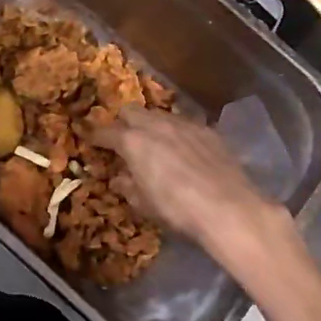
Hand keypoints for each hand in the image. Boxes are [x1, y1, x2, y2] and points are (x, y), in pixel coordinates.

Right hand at [95, 107, 300, 269]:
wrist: (229, 209)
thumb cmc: (177, 210)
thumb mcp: (144, 204)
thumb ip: (128, 186)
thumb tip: (120, 178)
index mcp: (133, 142)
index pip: (105, 132)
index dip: (96, 136)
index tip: (92, 141)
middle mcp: (156, 125)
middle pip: (131, 111)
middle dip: (123, 122)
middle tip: (124, 139)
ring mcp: (184, 124)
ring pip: (159, 114)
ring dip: (151, 124)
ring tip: (155, 142)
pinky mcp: (208, 131)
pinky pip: (184, 124)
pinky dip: (177, 132)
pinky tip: (184, 150)